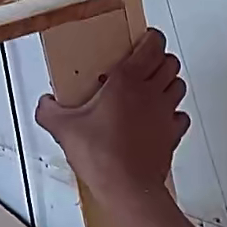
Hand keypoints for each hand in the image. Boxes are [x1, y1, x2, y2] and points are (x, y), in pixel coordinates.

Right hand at [36, 29, 190, 197]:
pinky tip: (159, 119)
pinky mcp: (173, 134)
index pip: (153, 45)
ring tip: (151, 88)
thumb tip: (45, 104)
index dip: (152, 38)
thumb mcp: (65, 129)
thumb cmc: (103, 156)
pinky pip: (181, 116)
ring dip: (169, 83)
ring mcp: (165, 113)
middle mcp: (151, 93)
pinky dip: (174, 114)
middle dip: (160, 59)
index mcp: (127, 81)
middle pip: (170, 62)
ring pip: (179, 85)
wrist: (128, 187)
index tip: (143, 39)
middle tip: (145, 64)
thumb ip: (50, 111)